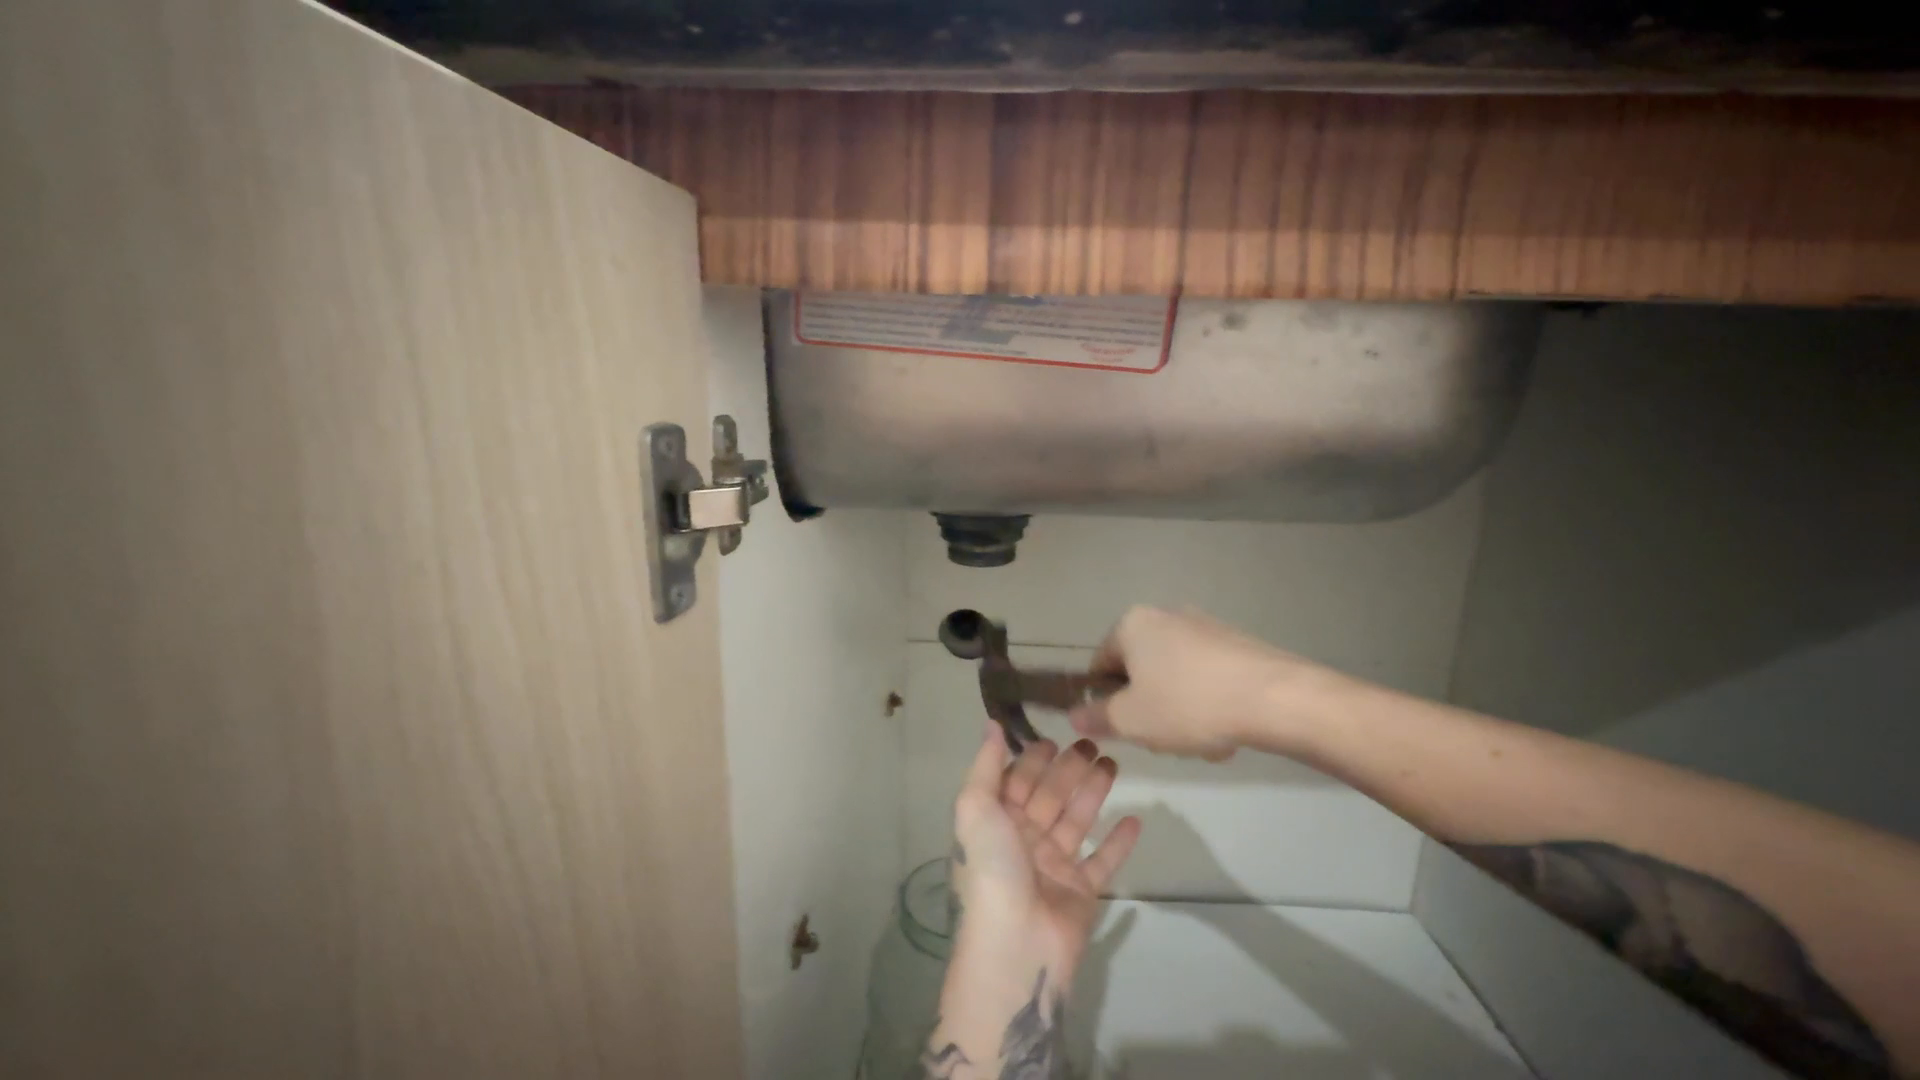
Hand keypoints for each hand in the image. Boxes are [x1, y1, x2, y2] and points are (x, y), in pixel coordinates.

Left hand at [949, 731, 1141, 981]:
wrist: (1015, 942)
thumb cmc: (992, 867)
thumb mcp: (976, 808)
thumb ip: (984, 764)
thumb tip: (991, 723)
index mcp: (995, 822)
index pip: (1016, 780)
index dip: (1032, 758)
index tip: (1055, 737)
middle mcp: (1022, 840)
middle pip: (1049, 796)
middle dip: (1068, 769)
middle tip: (1094, 744)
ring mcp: (1052, 867)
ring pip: (1076, 821)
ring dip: (1093, 793)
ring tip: (1114, 764)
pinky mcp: (1080, 891)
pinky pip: (1102, 861)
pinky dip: (1118, 842)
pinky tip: (1135, 820)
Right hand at [1068, 606, 1336, 760]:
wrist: (1274, 698)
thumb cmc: (1188, 704)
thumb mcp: (1130, 721)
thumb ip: (1097, 717)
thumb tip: (1074, 715)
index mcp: (1133, 624)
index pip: (1100, 665)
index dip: (1105, 700)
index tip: (1123, 728)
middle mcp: (1167, 615)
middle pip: (1141, 671)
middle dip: (1148, 708)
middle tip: (1162, 738)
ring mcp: (1206, 627)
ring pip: (1175, 679)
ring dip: (1179, 711)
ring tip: (1200, 740)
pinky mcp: (1238, 644)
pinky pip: (1208, 678)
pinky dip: (1209, 704)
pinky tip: (1225, 731)